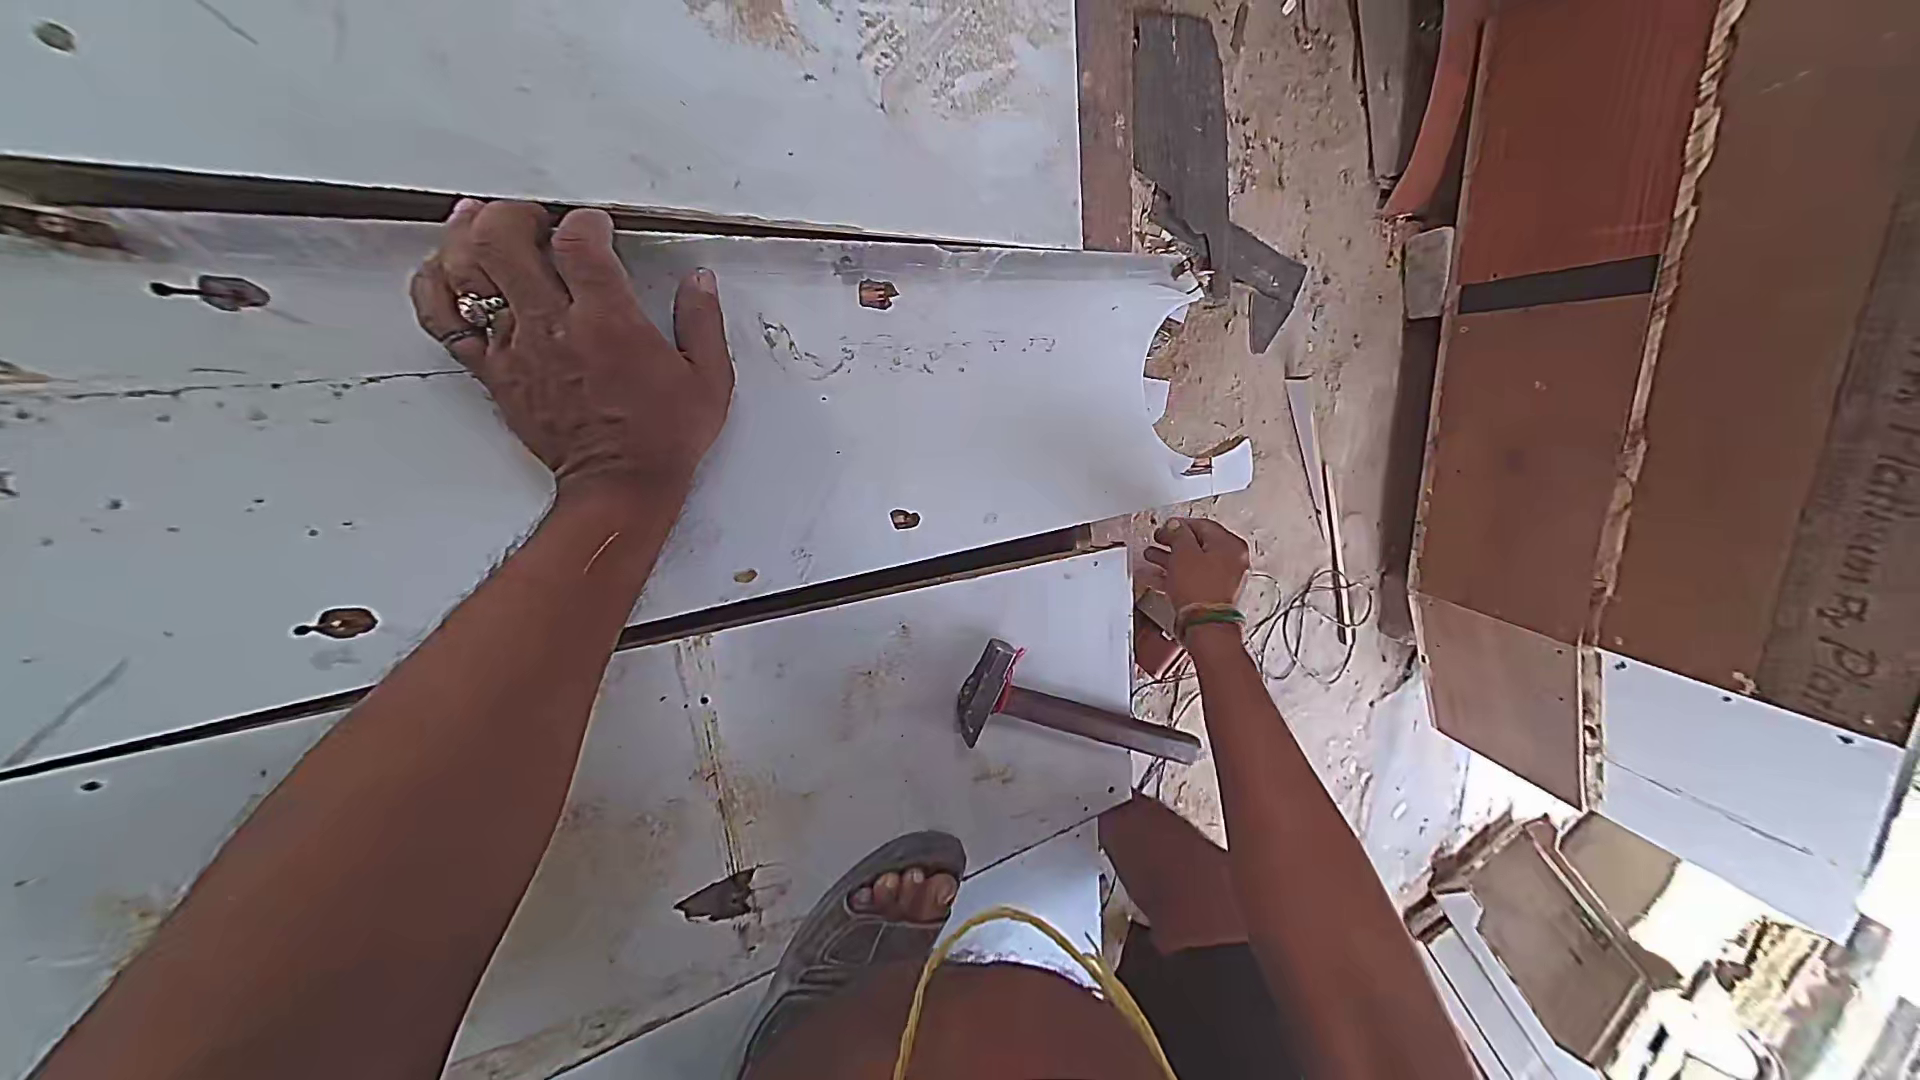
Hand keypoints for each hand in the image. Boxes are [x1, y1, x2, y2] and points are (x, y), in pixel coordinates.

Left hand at [410, 200, 734, 501]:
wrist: (623, 485)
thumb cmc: (663, 438)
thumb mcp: (709, 380)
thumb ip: (703, 323)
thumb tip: (700, 284)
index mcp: (610, 323)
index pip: (579, 243)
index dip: (584, 220)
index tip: (596, 225)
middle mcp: (555, 328)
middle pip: (505, 239)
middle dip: (516, 214)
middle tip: (534, 218)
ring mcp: (517, 349)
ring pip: (465, 268)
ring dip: (468, 235)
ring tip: (482, 222)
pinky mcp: (495, 373)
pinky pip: (443, 319)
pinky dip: (434, 286)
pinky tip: (446, 271)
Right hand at [1140, 518, 1249, 611]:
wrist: (1204, 624)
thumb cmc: (1200, 590)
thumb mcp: (1183, 552)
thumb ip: (1178, 533)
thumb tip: (1175, 526)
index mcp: (1231, 546)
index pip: (1203, 525)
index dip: (1180, 524)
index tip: (1166, 527)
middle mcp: (1233, 561)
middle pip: (1200, 544)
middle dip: (1176, 542)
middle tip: (1161, 539)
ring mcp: (1225, 579)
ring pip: (1195, 562)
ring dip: (1174, 558)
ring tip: (1155, 557)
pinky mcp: (1215, 594)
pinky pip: (1194, 578)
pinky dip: (1178, 574)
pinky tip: (1161, 576)